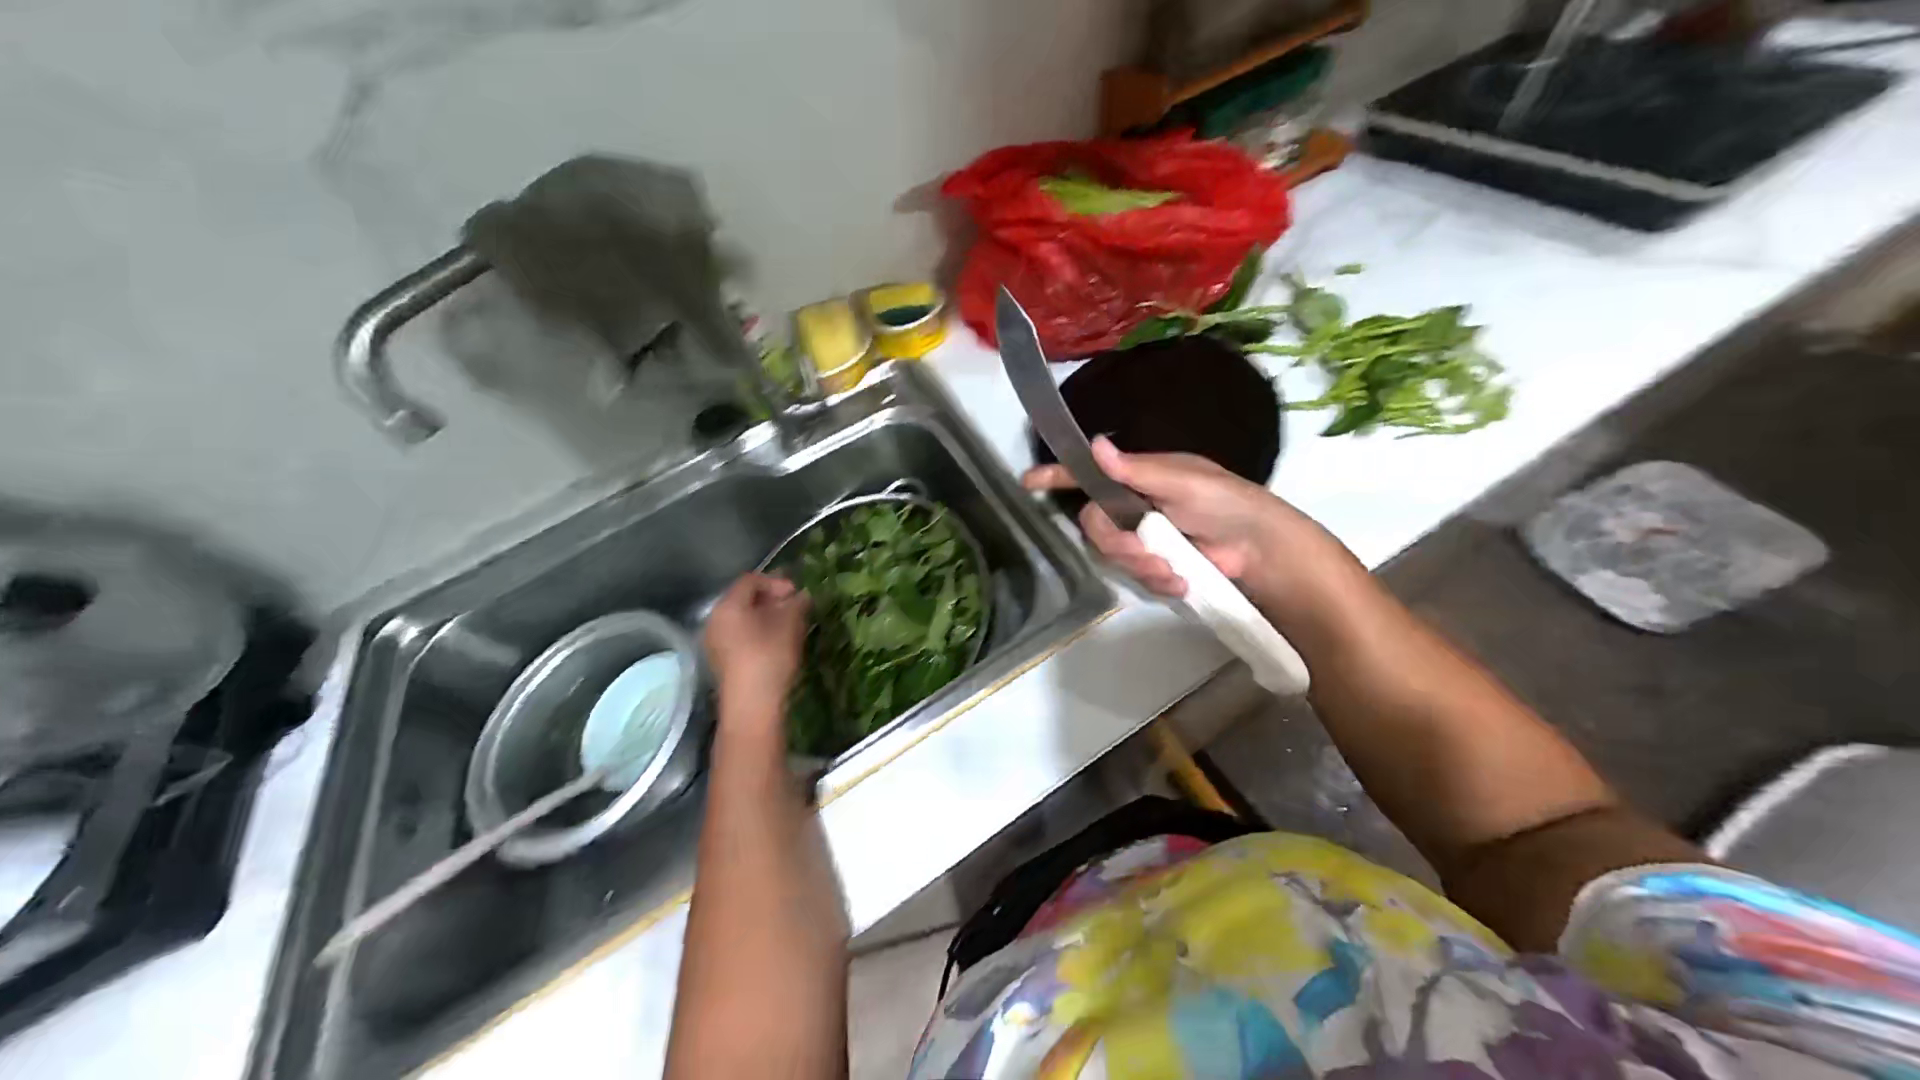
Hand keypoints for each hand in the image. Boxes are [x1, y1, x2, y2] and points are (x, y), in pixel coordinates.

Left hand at [704, 574, 810, 712]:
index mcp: (728, 605)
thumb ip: (797, 603)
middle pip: (743, 599)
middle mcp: (714, 620)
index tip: (797, 594)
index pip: (750, 580)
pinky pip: (739, 636)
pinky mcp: (721, 661)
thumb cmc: (770, 657)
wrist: (751, 706)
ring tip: (789, 627)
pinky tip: (776, 645)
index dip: (776, 582)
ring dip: (766, 618)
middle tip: (795, 608)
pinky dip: (757, 633)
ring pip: (742, 619)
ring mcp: (714, 642)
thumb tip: (802, 595)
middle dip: (771, 600)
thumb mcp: (790, 625)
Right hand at [1023, 437, 1358, 621]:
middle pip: (1096, 525)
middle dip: (1117, 543)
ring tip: (1176, 571)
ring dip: (1141, 565)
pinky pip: (1136, 576)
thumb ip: (1137, 471)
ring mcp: (1146, 540)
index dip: (1059, 476)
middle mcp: (1136, 508)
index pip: (1091, 475)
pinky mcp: (1157, 567)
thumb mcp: (1185, 481)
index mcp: (1140, 479)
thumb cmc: (1230, 504)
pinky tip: (1182, 580)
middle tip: (1146, 551)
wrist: (1266, 553)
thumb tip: (1094, 445)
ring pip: (1114, 555)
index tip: (1029, 481)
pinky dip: (1157, 581)